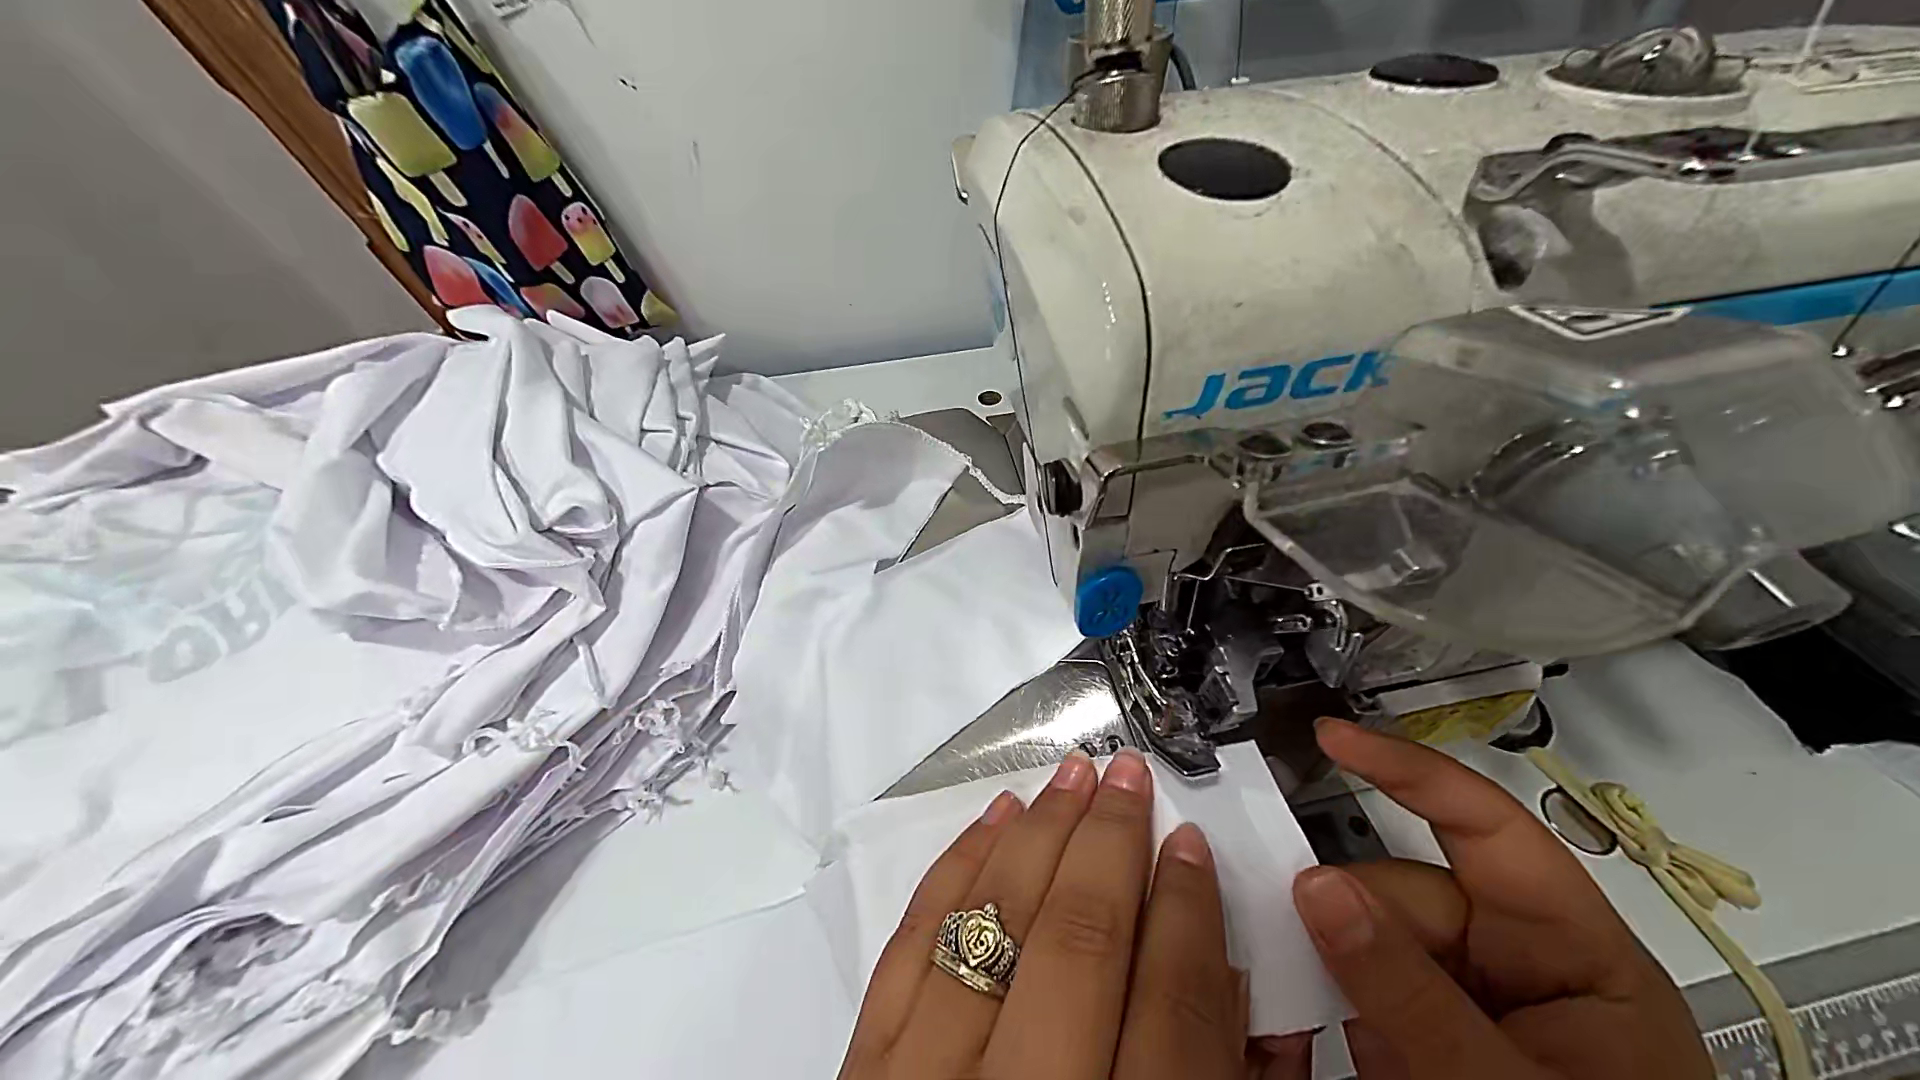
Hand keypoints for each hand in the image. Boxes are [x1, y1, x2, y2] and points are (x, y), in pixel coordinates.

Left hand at [838, 748, 1263, 1079]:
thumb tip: (1239, 983)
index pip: (1171, 1006)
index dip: (1189, 911)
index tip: (1193, 843)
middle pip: (1079, 942)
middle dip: (1111, 842)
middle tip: (1126, 772)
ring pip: (993, 922)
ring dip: (1037, 834)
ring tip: (1068, 774)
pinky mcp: (864, 1063)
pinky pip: (913, 939)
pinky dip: (955, 868)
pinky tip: (991, 818)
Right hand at [1293, 718, 1713, 1079]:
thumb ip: (1410, 991)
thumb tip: (1316, 887)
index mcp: (1573, 952)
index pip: (1486, 827)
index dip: (1408, 771)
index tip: (1336, 738)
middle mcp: (1511, 958)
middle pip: (1398, 887)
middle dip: (1346, 911)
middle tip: (1298, 938)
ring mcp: (1457, 991)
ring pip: (1362, 928)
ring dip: (1326, 953)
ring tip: (1312, 995)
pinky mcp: (1415, 1023)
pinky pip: (1350, 973)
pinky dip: (1321, 984)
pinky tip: (1312, 1009)